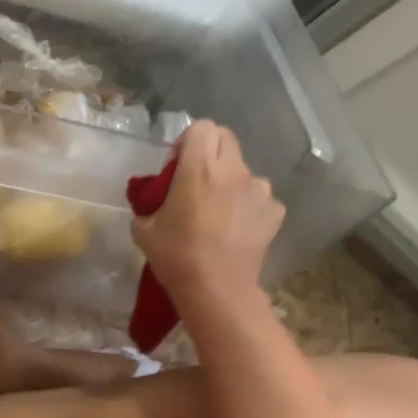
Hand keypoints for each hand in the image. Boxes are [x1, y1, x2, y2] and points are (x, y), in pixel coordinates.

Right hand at [132, 120, 284, 304]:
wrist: (217, 290)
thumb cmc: (176, 257)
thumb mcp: (143, 229)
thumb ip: (148, 203)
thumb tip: (154, 198)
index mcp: (198, 169)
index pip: (201, 127)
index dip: (187, 142)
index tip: (176, 166)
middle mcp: (233, 171)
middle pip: (225, 138)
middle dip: (209, 152)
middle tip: (195, 181)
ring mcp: (259, 190)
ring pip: (243, 170)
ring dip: (230, 181)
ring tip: (218, 211)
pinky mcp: (274, 210)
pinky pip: (259, 197)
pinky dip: (247, 206)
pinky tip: (236, 228)